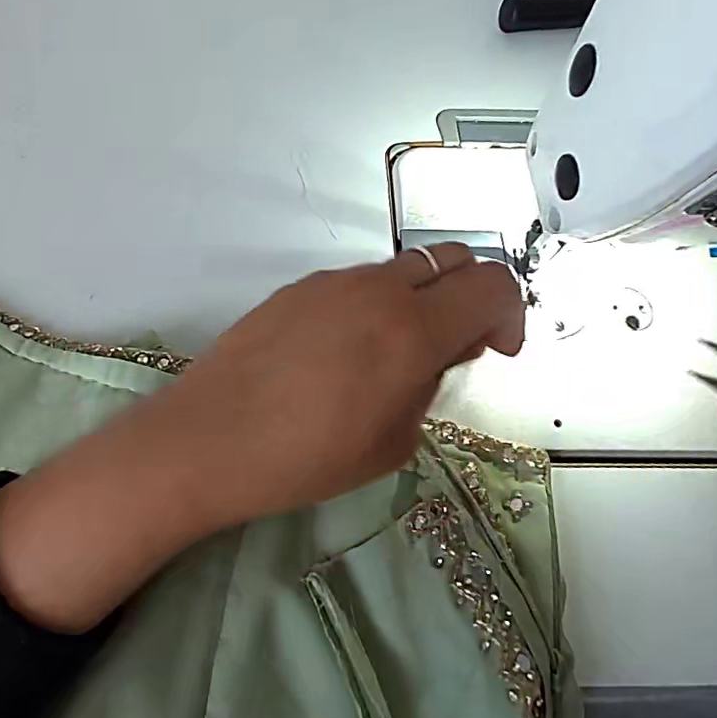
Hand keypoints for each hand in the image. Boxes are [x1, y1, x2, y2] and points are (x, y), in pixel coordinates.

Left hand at [0, 245, 523, 631]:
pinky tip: (347, 349)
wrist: (207, 439)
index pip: (491, 286)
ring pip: (403, 268)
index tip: (496, 350)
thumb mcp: (392, 441)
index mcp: (410, 330)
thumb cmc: (304, 458)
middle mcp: (377, 290)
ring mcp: (333, 282)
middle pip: (452, 259)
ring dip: (422, 298)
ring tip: (395, 352)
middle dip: (471, 295)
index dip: (510, 313)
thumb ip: (430, 383)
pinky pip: (358, 282)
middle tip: (456, 345)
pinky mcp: (298, 287)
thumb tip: (441, 351)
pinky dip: (377, 302)